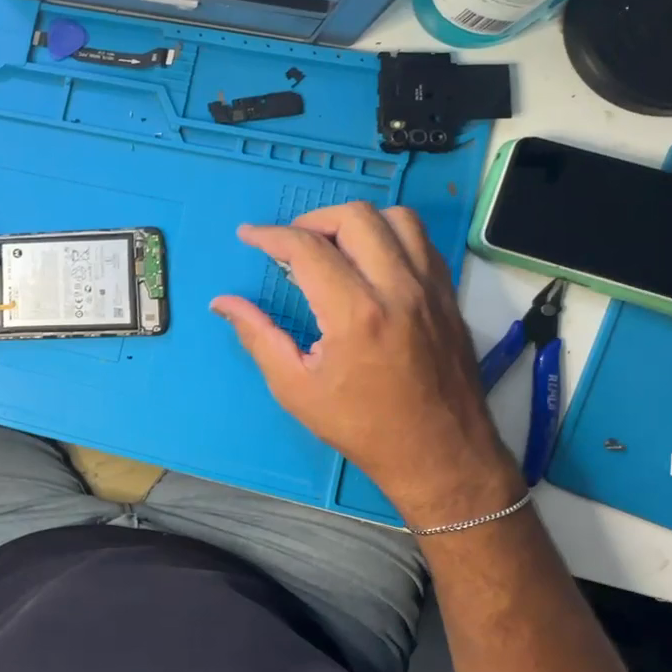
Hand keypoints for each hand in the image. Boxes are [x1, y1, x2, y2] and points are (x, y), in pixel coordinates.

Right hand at [210, 202, 519, 528]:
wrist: (439, 454)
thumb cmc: (360, 425)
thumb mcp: (294, 387)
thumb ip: (258, 336)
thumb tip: (223, 302)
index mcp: (355, 314)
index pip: (308, 249)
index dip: (270, 235)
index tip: (249, 236)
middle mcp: (398, 290)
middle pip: (355, 218)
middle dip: (311, 221)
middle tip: (288, 243)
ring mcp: (431, 290)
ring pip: (398, 219)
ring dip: (355, 222)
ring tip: (330, 245)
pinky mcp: (449, 296)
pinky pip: (421, 243)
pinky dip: (388, 237)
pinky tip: (367, 262)